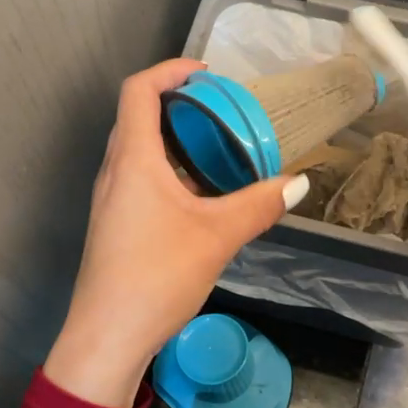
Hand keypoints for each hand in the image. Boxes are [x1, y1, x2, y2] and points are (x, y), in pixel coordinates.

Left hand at [44, 59, 308, 407]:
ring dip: (173, 141)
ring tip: (216, 150)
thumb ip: (259, 206)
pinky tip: (200, 198)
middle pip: (137, 117)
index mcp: (133, 161)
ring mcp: (111, 201)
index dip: (170, 71)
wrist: (108, 336)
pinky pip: (140, 180)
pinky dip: (169, 172)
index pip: (139, 91)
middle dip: (177, 104)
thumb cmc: (157, 276)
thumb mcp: (217, 237)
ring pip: (138, 152)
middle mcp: (114, 173)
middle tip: (220, 112)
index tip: (207, 74)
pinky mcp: (114, 226)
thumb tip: (299, 184)